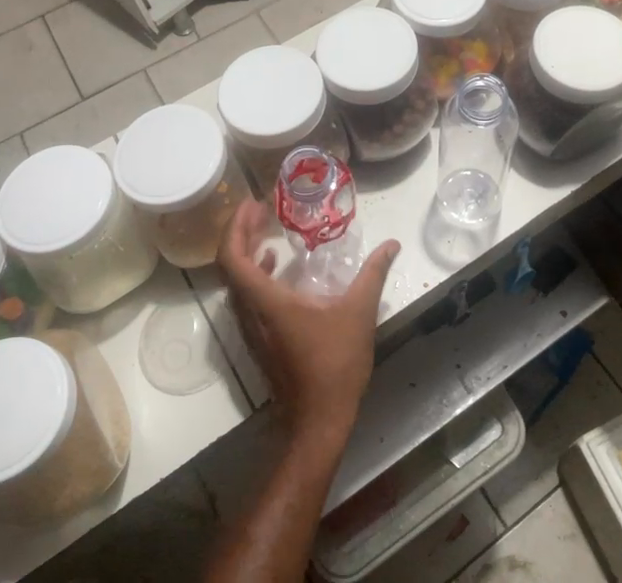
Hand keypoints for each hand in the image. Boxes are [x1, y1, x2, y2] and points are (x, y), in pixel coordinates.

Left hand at [217, 201, 398, 444]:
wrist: (319, 418)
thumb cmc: (335, 363)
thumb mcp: (359, 312)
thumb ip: (373, 273)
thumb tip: (391, 244)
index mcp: (266, 301)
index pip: (232, 257)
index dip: (236, 227)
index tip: (253, 204)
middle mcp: (249, 312)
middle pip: (229, 265)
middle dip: (240, 232)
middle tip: (259, 209)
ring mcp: (251, 329)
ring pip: (235, 282)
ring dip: (246, 253)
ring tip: (267, 232)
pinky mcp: (259, 340)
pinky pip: (246, 297)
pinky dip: (255, 274)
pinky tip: (278, 268)